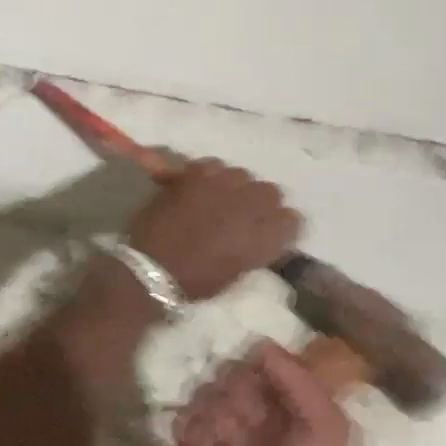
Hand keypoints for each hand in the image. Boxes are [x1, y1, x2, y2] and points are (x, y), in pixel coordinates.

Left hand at [127, 158, 300, 300]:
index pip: (292, 219)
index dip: (280, 223)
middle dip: (260, 200)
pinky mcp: (192, 176)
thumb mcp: (238, 271)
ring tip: (221, 197)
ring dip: (235, 185)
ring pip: (242, 174)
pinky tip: (201, 187)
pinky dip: (210, 174)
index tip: (269, 228)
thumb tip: (263, 234)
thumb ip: (256, 248)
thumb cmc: (196, 281)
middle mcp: (248, 207)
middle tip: (244, 211)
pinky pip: (212, 165)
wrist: (152, 267)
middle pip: (271, 191)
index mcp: (263, 237)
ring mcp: (220, 187)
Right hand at [174, 340, 355, 445]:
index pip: (257, 361)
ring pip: (202, 394)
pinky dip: (191, 432)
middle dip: (234, 394)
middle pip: (225, 373)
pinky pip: (181, 421)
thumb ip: (300, 380)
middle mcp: (249, 410)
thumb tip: (259, 343)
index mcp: (282, 402)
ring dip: (214, 416)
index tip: (262, 385)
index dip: (256, 368)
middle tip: (248, 424)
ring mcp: (218, 429)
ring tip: (227, 445)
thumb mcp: (326, 426)